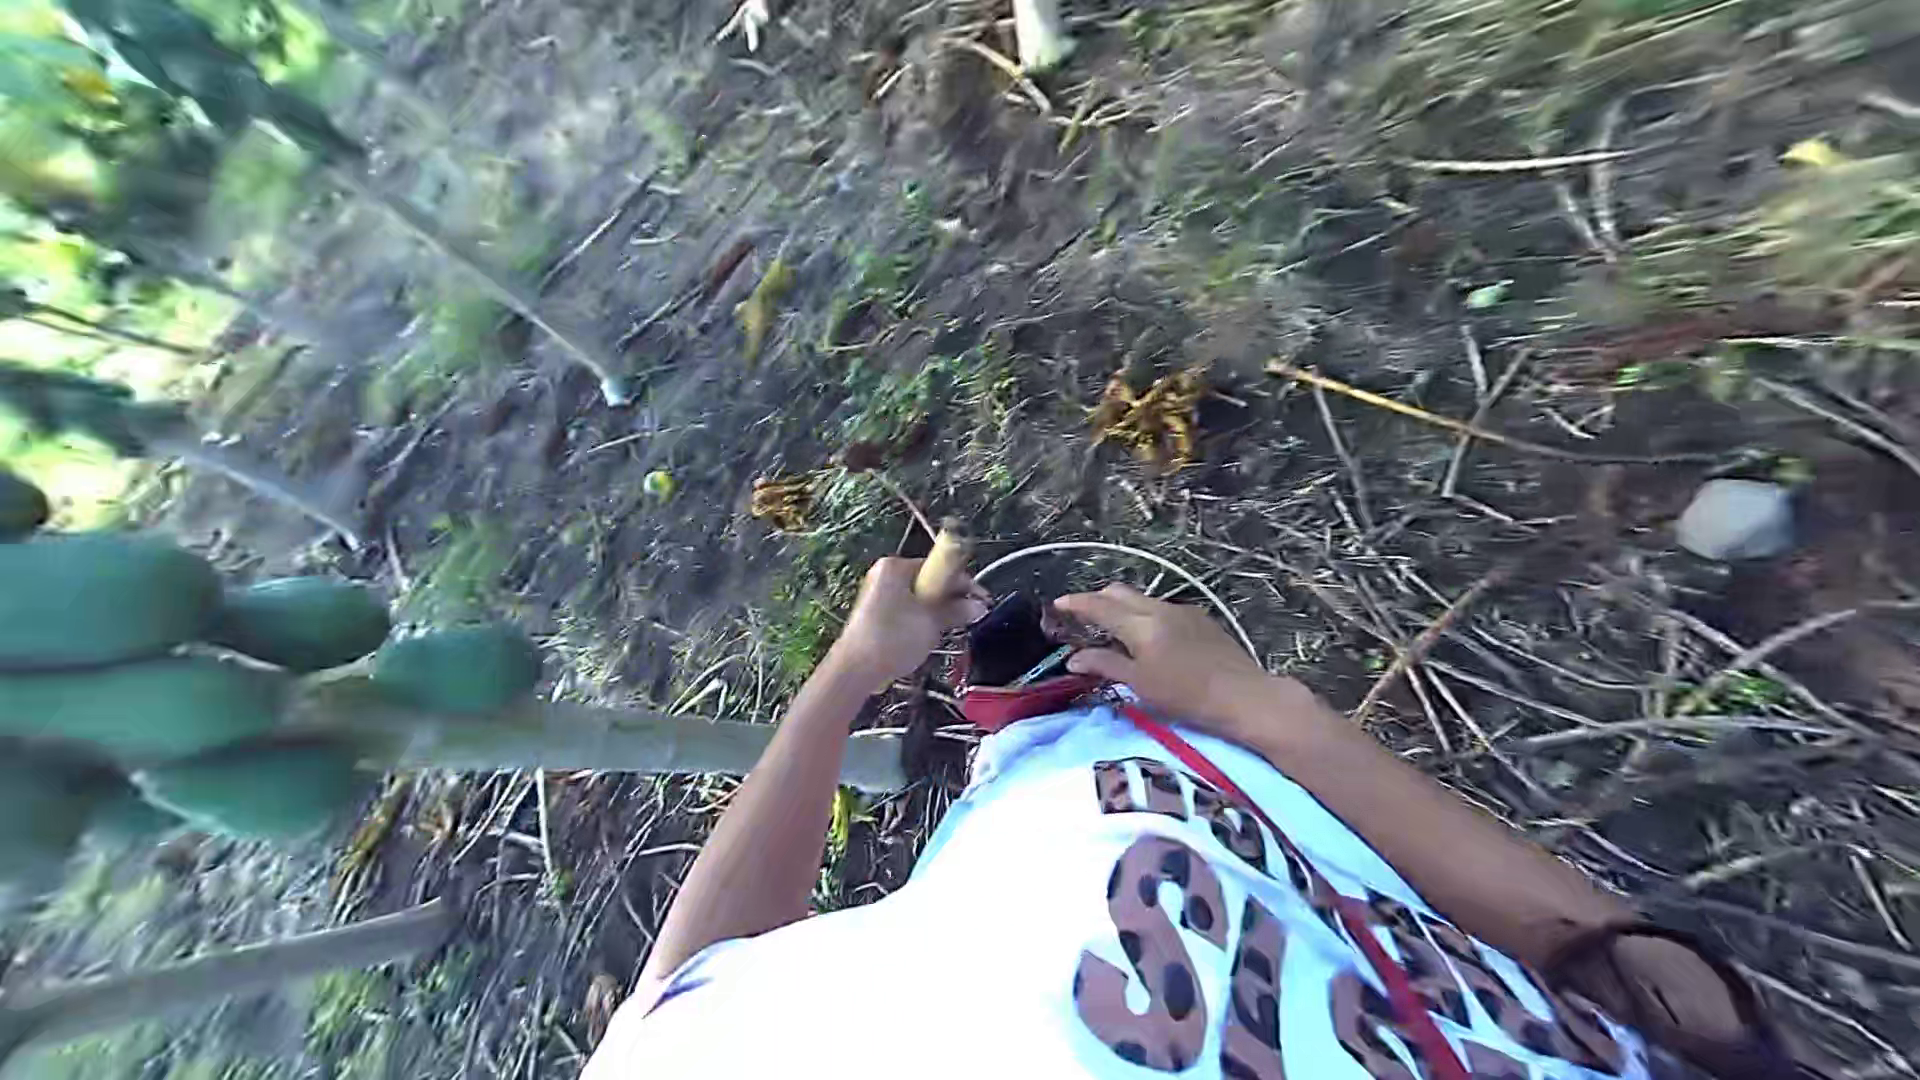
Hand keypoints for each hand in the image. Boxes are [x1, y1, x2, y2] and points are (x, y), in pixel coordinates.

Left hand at [826, 557, 988, 685]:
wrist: (855, 670)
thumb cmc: (893, 639)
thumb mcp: (931, 623)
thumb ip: (957, 611)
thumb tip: (980, 606)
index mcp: (895, 566)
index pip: (939, 566)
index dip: (964, 584)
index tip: (982, 600)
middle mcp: (884, 574)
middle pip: (928, 581)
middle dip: (950, 599)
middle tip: (969, 617)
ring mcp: (877, 593)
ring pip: (918, 597)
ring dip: (936, 611)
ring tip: (949, 629)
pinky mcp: (873, 613)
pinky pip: (905, 609)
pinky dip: (919, 619)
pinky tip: (927, 635)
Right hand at [1054, 583, 1327, 745]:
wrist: (1248, 698)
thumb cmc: (1188, 696)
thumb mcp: (1141, 684)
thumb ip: (1105, 665)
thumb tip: (1073, 658)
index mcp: (1141, 625)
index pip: (1099, 606)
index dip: (1075, 603)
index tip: (1057, 604)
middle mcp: (1159, 609)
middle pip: (1118, 592)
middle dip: (1096, 600)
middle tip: (1081, 617)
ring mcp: (1182, 611)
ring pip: (1140, 599)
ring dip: (1121, 608)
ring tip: (1112, 631)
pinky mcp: (1199, 619)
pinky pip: (1160, 608)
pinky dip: (1143, 615)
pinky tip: (1148, 639)